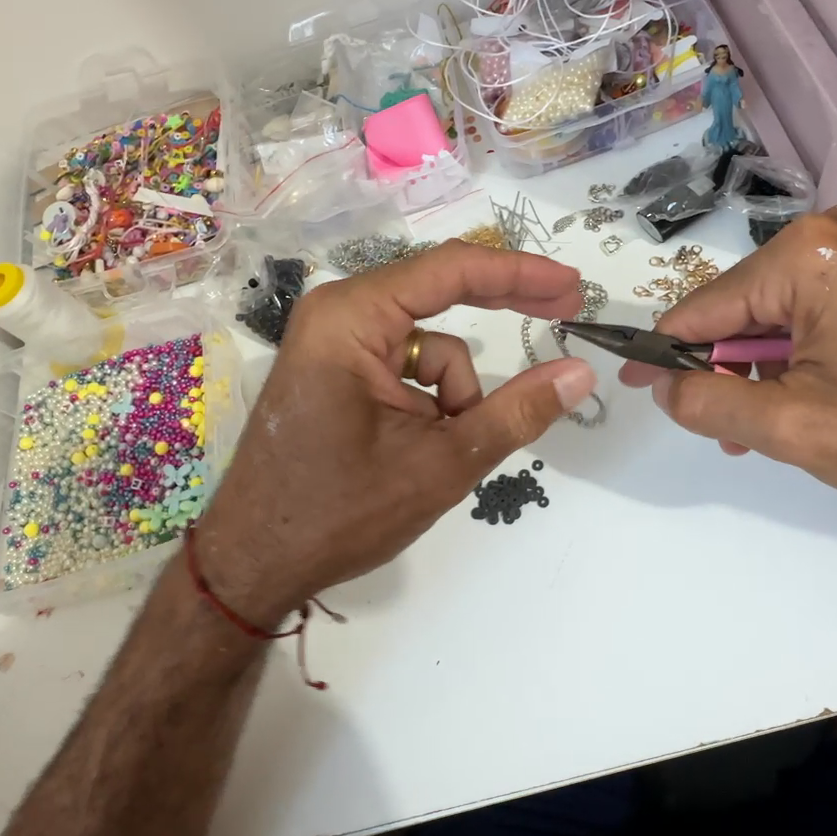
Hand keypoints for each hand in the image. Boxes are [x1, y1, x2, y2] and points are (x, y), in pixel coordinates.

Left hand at [194, 241, 597, 624]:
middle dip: (502, 307)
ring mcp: (335, 345)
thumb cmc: (339, 513)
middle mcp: (339, 316)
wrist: (255, 564)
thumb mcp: (442, 463)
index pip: (450, 271)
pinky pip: (407, 370)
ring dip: (456, 393)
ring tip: (446, 449)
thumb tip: (581, 373)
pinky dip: (432, 403)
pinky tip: (423, 447)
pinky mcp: (337, 374)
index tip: (572, 285)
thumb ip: (516, 412)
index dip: (519, 273)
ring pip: (430, 348)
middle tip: (565, 311)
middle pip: (440, 295)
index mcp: (351, 318)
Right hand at [618, 205, 836, 508]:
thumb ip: (711, 403)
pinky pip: (820, 311)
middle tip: (727, 432)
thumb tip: (663, 386)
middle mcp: (833, 233)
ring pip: (780, 314)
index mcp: (802, 256)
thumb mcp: (796, 427)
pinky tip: (809, 399)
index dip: (662, 353)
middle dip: (725, 369)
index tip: (634, 385)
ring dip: (763, 369)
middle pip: (742, 308)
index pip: (702, 308)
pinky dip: (802, 355)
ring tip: (768, 429)